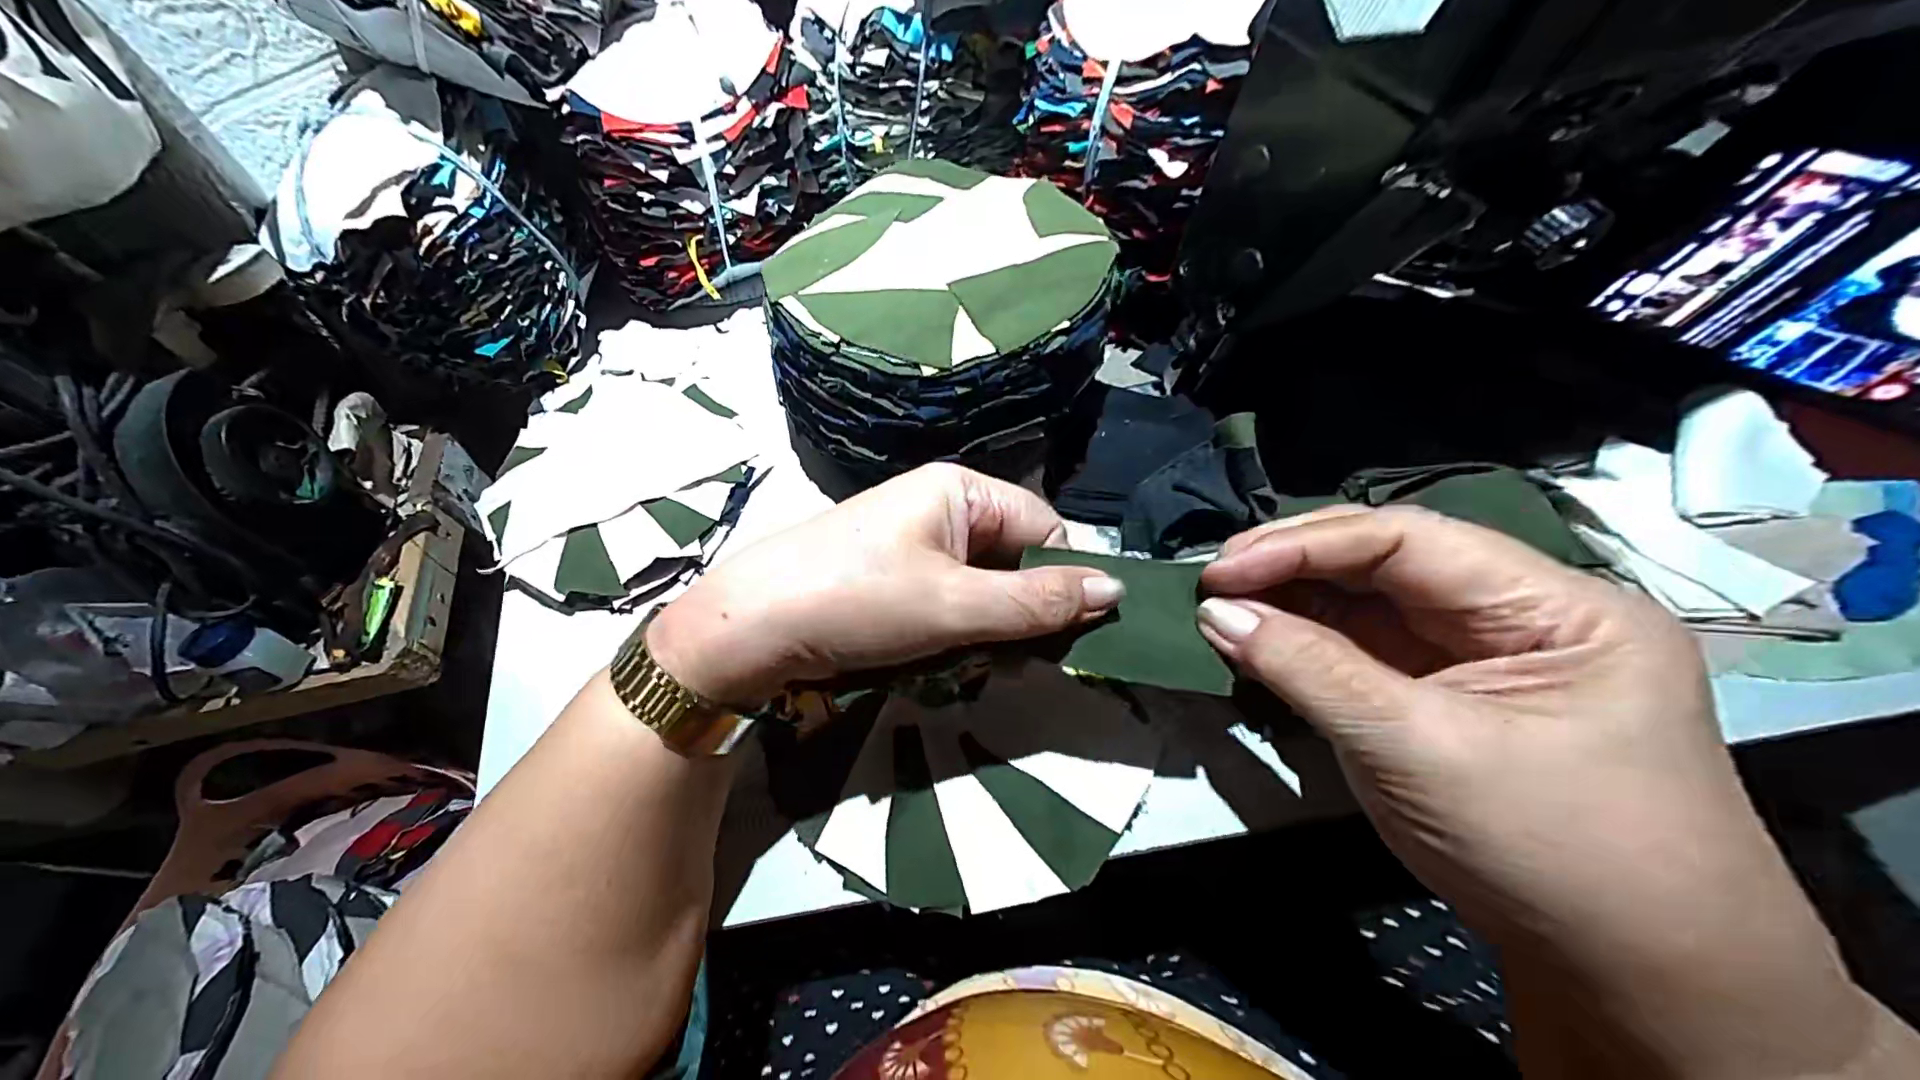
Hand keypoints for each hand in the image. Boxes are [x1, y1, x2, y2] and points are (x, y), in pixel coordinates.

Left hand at [647, 464, 1123, 706]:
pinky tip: (938, 659)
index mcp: (960, 491)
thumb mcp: (956, 604)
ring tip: (965, 662)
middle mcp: (941, 508)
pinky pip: (951, 602)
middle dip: (1020, 613)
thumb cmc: (859, 600)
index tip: (1064, 635)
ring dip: (987, 630)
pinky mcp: (895, 578)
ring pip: (985, 589)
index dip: (1060, 580)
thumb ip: (1038, 602)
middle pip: (1014, 560)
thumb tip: (1118, 590)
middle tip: (1007, 658)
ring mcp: (915, 544)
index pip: (1043, 529)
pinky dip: (956, 633)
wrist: (750, 628)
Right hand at [1197, 505, 1911, 1077]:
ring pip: (1367, 605)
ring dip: (1291, 602)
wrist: (1628, 981)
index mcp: (1555, 607)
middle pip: (1385, 563)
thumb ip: (1308, 669)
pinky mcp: (1440, 696)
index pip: (1409, 541)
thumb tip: (1214, 612)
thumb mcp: (1418, 749)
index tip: (1225, 569)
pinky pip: (1361, 650)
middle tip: (1213, 580)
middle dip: (1293, 565)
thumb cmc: (1549, 853)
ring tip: (1221, 604)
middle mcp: (1516, 615)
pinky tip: (1257, 637)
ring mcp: (1476, 657)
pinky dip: (1304, 643)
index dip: (1306, 544)